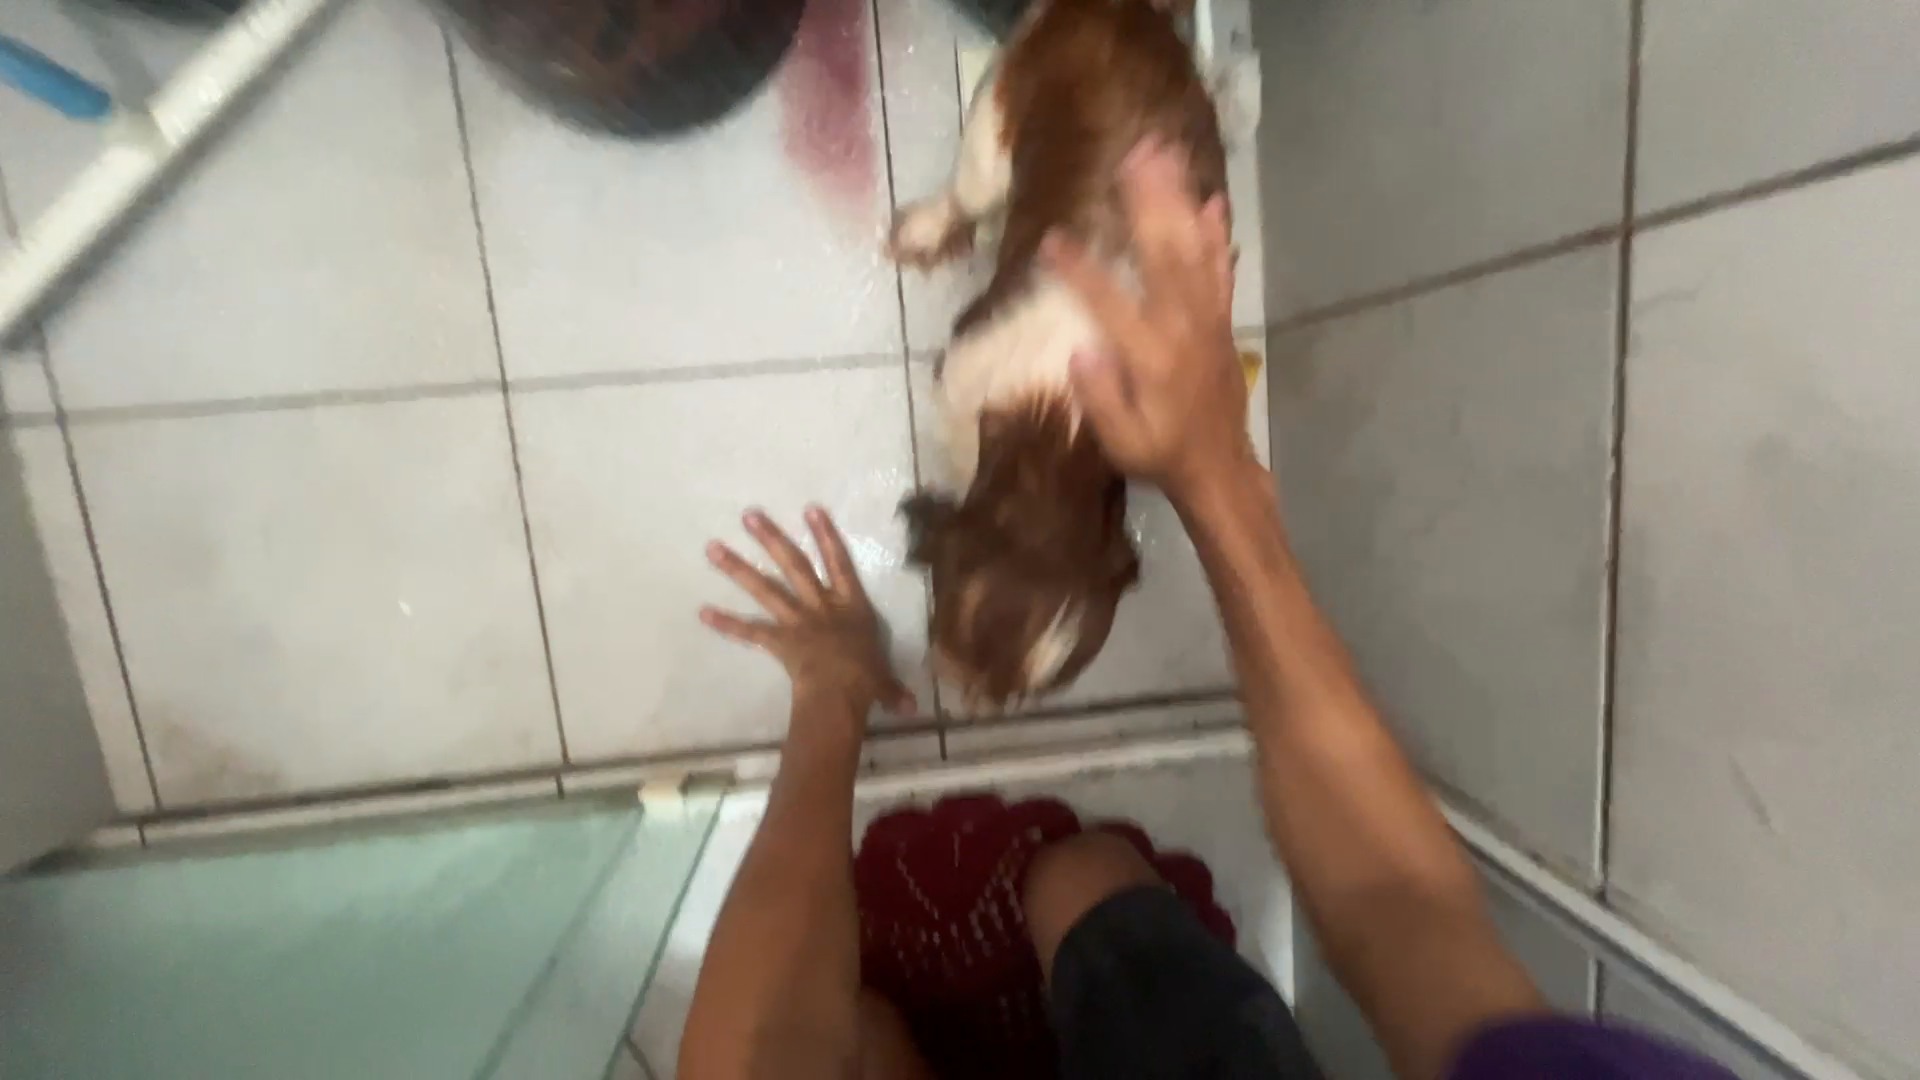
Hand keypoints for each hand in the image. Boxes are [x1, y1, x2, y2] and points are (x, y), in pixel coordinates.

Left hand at [701, 506, 916, 715]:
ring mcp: (797, 621)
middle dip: (771, 539)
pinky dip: (727, 624)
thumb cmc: (867, 679)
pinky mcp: (778, 642)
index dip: (826, 536)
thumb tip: (909, 707)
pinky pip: (750, 632)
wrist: (840, 692)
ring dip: (738, 568)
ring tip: (713, 548)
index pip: (840, 563)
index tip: (810, 509)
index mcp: (852, 606)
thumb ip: (892, 690)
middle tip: (749, 516)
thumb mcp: (884, 681)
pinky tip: (703, 613)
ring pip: (765, 589)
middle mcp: (822, 606)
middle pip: (794, 566)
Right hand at [1044, 137, 1254, 499]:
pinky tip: (1212, 202)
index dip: (1079, 270)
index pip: (1108, 303)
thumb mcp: (1120, 441)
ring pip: (1194, 250)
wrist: (1217, 466)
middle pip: (1163, 253)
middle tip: (1133, 152)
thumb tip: (1080, 350)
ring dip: (1180, 200)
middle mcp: (1182, 327)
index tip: (1051, 240)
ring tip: (1167, 154)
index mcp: (1150, 357)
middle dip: (1147, 201)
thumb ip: (1100, 397)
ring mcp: (1207, 320)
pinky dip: (1216, 235)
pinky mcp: (1221, 322)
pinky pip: (1220, 270)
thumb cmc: (1160, 454)